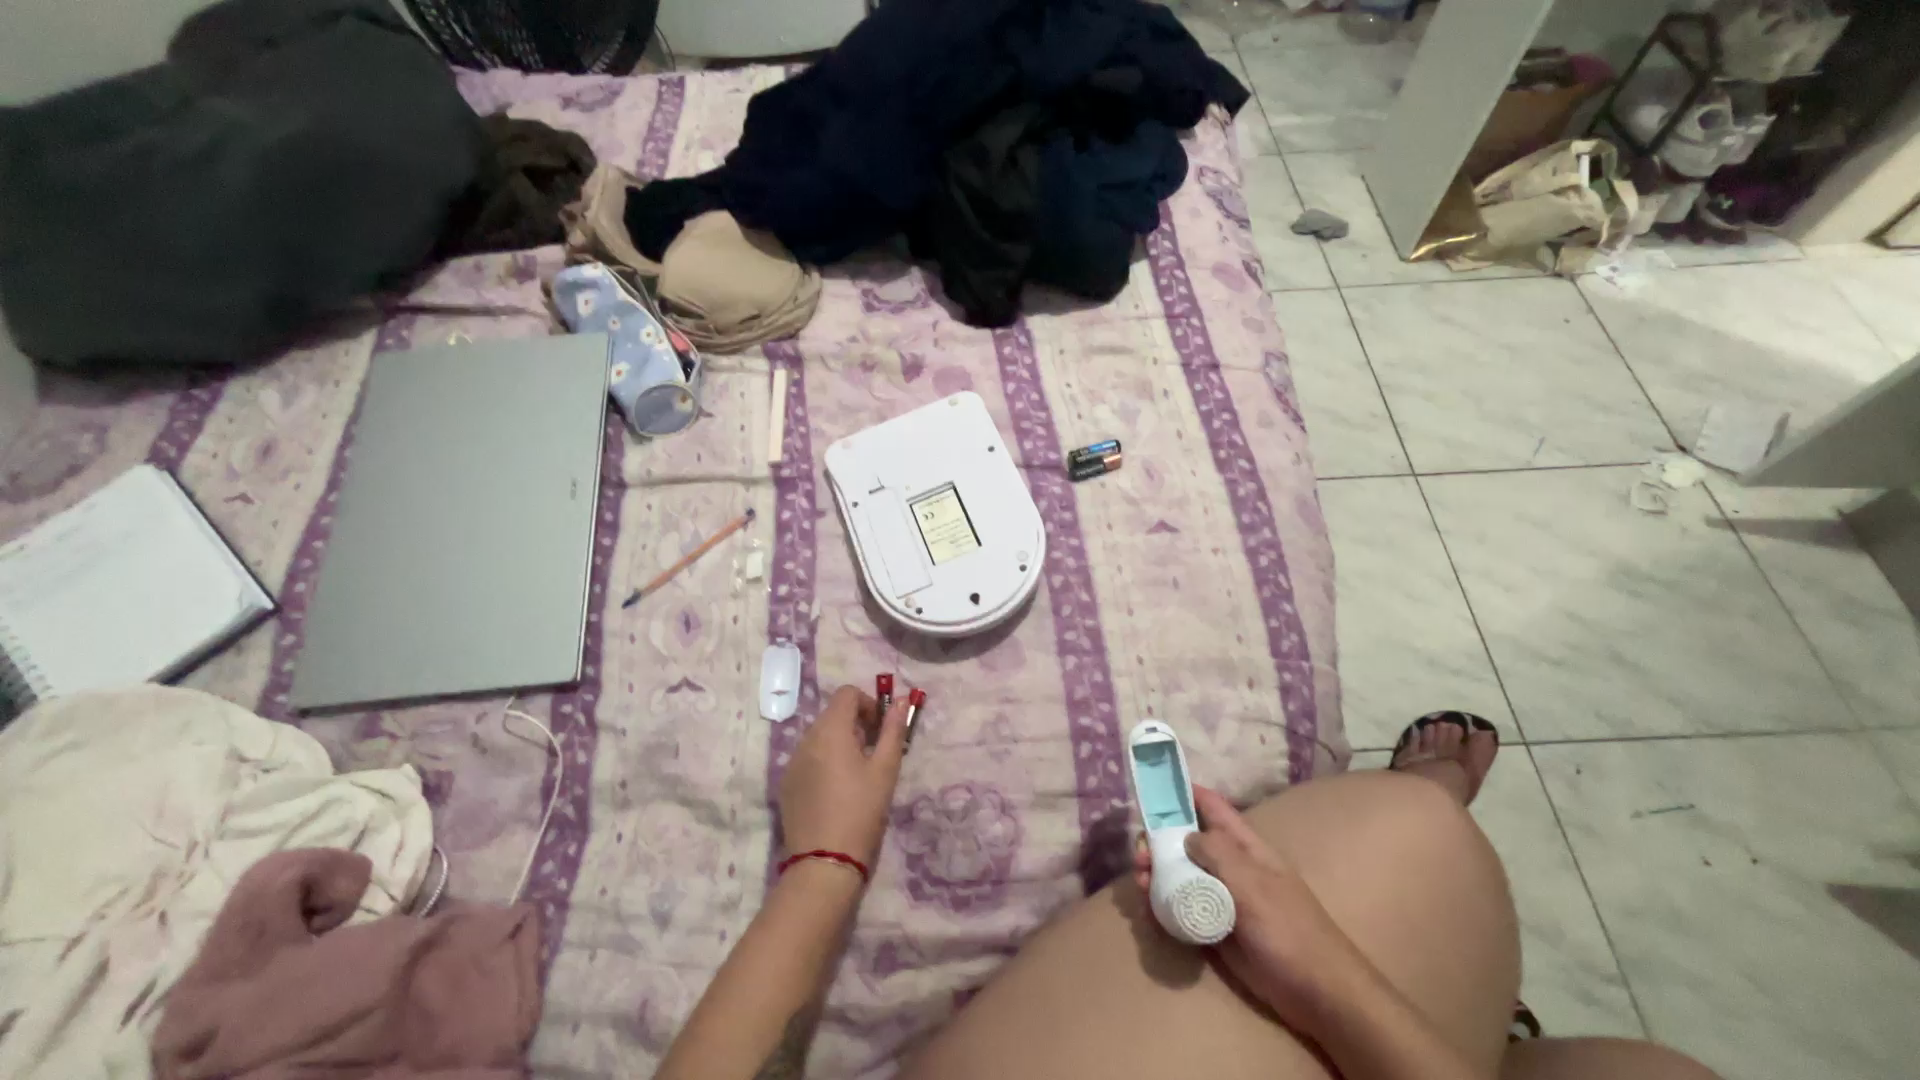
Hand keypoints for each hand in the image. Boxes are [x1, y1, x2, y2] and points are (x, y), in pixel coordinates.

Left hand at [779, 685, 909, 868]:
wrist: (824, 862)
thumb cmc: (861, 811)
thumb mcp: (885, 770)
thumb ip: (894, 731)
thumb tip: (902, 701)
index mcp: (830, 731)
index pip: (847, 694)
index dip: (869, 704)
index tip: (882, 730)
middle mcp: (806, 739)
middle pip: (832, 714)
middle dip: (856, 725)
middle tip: (875, 754)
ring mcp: (792, 762)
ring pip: (819, 737)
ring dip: (840, 743)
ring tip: (857, 775)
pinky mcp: (786, 784)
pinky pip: (808, 759)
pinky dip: (824, 762)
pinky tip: (836, 792)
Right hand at [1133, 786, 1363, 1024]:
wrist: (1316, 994)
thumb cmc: (1289, 930)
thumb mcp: (1254, 885)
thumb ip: (1219, 854)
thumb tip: (1185, 835)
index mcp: (1246, 848)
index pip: (1213, 808)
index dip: (1186, 793)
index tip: (1154, 787)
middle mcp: (1231, 869)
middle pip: (1187, 843)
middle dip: (1159, 842)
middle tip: (1139, 856)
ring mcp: (1222, 900)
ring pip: (1181, 877)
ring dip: (1157, 875)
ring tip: (1140, 883)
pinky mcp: (1214, 930)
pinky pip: (1182, 910)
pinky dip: (1162, 906)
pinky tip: (1149, 910)